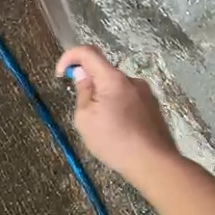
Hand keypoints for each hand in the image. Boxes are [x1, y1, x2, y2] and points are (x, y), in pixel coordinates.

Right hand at [54, 45, 178, 182]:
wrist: (153, 162)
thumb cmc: (114, 141)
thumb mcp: (85, 119)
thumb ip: (83, 93)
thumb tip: (82, 75)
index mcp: (112, 79)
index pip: (88, 52)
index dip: (69, 57)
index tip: (61, 75)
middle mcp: (131, 80)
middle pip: (103, 72)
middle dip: (89, 85)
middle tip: (84, 112)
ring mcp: (146, 93)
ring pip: (116, 88)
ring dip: (104, 99)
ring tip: (103, 127)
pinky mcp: (153, 107)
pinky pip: (129, 99)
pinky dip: (118, 108)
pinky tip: (119, 131)